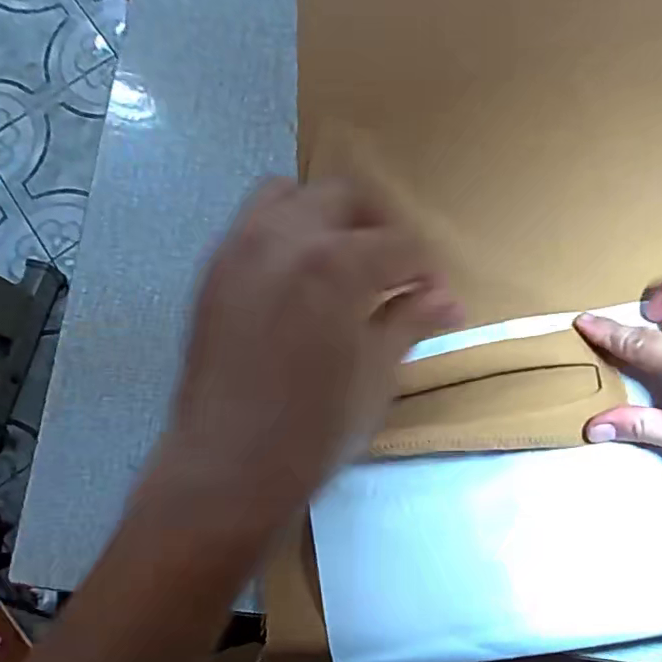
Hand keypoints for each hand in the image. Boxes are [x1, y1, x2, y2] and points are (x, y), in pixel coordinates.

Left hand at [153, 178, 461, 517]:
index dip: (428, 271)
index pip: (401, 243)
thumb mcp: (376, 379)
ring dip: (329, 217)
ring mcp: (240, 247)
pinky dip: (286, 232)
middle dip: (383, 227)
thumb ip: (409, 324)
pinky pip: (254, 223)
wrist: (228, 466)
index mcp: (337, 267)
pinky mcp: (213, 269)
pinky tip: (299, 280)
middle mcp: (285, 237)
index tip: (437, 300)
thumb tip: (449, 300)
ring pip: (292, 195)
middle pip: (347, 197)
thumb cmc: (314, 432)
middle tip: (398, 272)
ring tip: (346, 264)